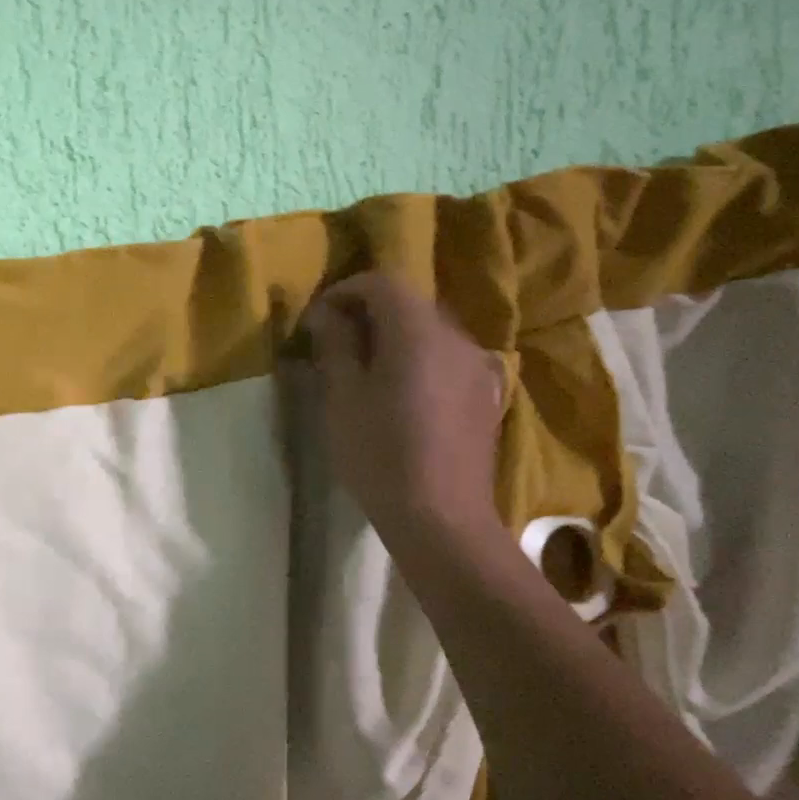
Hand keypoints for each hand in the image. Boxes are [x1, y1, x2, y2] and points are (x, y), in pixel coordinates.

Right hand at [302, 272, 503, 541]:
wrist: (441, 516)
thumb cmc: (379, 454)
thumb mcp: (342, 398)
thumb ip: (335, 347)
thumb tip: (326, 314)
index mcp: (418, 333)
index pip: (382, 284)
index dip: (343, 292)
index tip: (313, 320)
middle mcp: (457, 338)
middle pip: (409, 304)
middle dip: (368, 313)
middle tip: (330, 344)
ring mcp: (478, 366)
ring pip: (430, 332)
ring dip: (393, 338)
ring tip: (361, 370)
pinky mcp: (485, 394)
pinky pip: (446, 360)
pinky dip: (418, 361)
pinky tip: (398, 394)